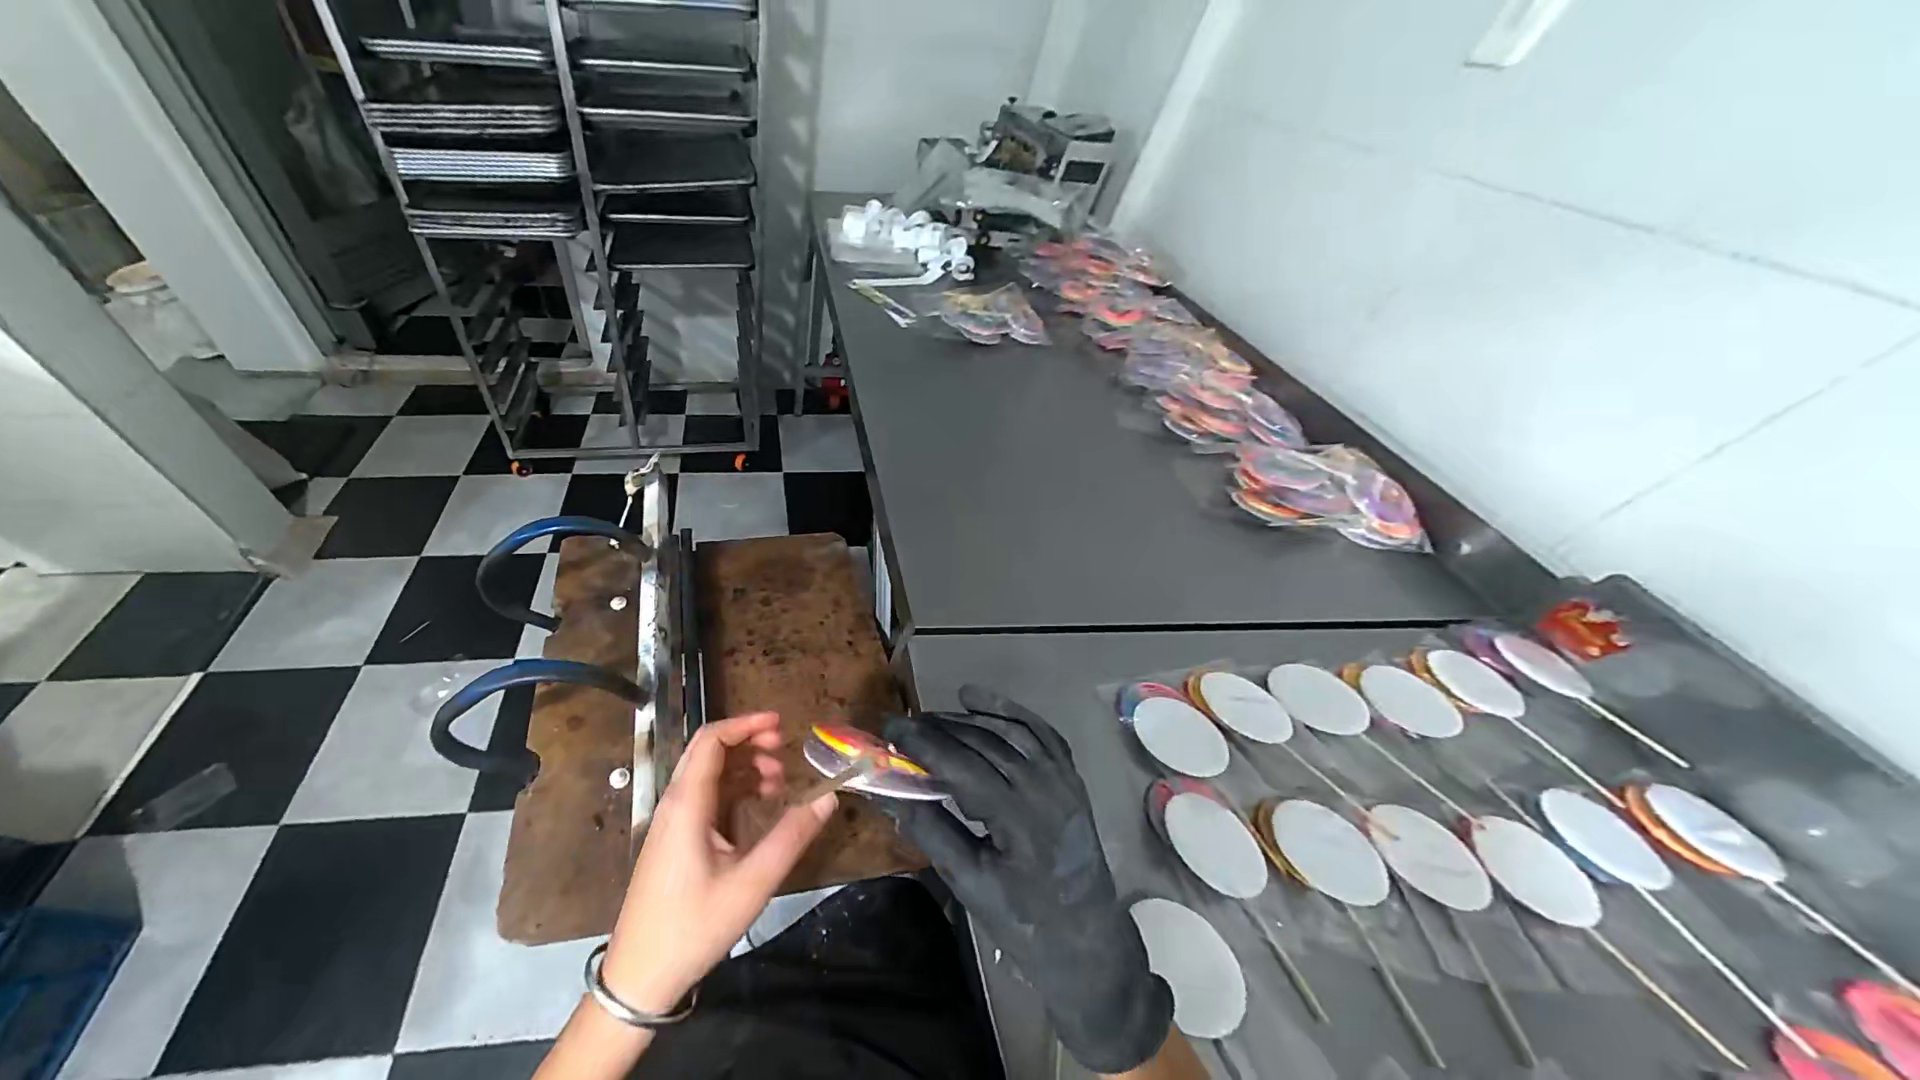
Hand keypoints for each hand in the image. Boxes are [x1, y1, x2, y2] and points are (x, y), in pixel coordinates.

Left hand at [599, 712, 836, 1012]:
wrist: (639, 979)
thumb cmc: (693, 927)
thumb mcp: (752, 883)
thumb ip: (792, 836)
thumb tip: (828, 798)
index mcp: (686, 805)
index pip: (711, 741)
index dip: (745, 723)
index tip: (780, 724)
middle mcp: (675, 805)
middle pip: (709, 751)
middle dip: (749, 741)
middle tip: (785, 749)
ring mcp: (672, 823)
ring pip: (709, 774)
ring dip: (744, 766)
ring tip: (779, 780)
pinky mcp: (675, 840)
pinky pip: (707, 797)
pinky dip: (735, 789)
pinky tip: (760, 803)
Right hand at [885, 687, 1172, 1074]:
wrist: (1086, 936)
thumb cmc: (1023, 919)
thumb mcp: (969, 883)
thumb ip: (930, 831)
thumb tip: (889, 793)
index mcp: (1016, 815)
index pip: (960, 762)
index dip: (922, 742)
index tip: (889, 727)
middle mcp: (1042, 784)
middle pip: (984, 740)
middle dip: (940, 727)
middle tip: (903, 725)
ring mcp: (1061, 776)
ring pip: (1010, 729)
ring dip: (970, 718)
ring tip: (934, 717)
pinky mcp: (1070, 776)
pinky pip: (1039, 732)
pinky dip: (1010, 712)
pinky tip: (982, 704)